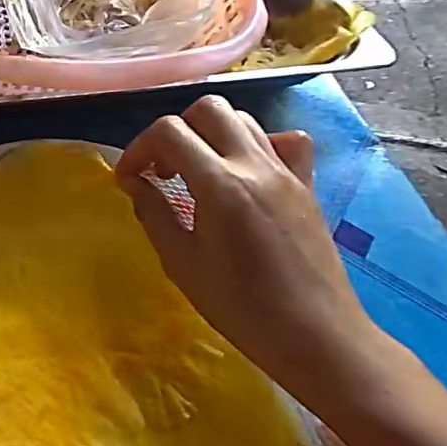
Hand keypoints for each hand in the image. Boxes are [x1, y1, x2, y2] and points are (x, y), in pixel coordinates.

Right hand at [115, 95, 386, 408]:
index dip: (138, 149)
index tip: (129, 179)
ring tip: (196, 173)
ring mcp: (286, 172)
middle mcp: (255, 165)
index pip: (169, 132)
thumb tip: (134, 182)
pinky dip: (256, 144)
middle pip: (207, 109)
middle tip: (163, 171)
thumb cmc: (242, 308)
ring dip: (209, 135)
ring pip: (243, 119)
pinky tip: (244, 173)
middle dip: (174, 131)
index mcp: (220, 185)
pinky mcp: (306, 186)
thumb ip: (154, 213)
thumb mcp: (182, 263)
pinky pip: (284, 142)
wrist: (317, 337)